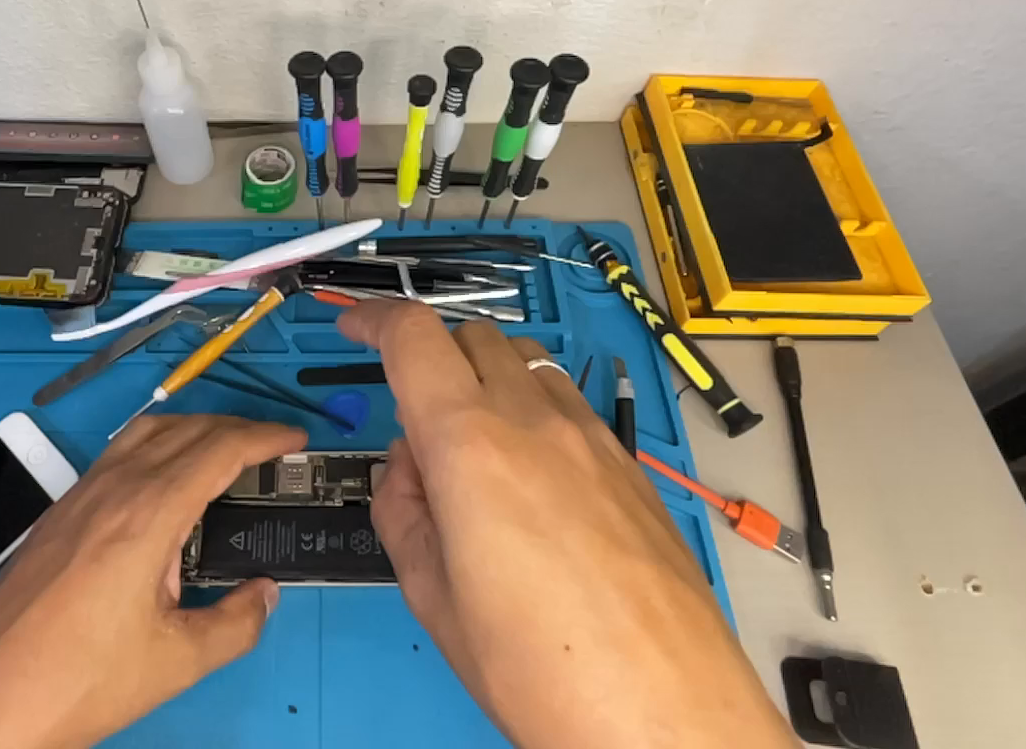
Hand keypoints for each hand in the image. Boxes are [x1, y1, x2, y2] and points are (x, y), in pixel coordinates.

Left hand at [0, 414, 306, 748]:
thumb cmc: (82, 679)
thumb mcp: (175, 663)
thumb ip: (235, 625)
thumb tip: (265, 594)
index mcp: (152, 511)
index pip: (221, 448)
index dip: (265, 436)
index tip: (296, 440)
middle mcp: (117, 485)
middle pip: (189, 428)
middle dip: (238, 428)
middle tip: (270, 450)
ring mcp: (83, 492)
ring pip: (150, 430)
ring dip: (195, 428)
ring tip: (224, 453)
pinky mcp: (61, 508)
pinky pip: (121, 450)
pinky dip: (159, 444)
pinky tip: (164, 482)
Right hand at [340, 301, 795, 748]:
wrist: (670, 718)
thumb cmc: (538, 670)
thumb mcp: (431, 596)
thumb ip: (402, 508)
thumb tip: (408, 465)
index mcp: (470, 445)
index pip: (413, 337)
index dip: (374, 317)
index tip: (355, 325)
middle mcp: (533, 420)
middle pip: (470, 334)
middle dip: (429, 353)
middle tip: (415, 415)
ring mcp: (590, 436)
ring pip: (523, 358)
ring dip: (483, 375)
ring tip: (474, 442)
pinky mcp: (628, 464)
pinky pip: (566, 400)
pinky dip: (530, 406)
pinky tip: (531, 473)